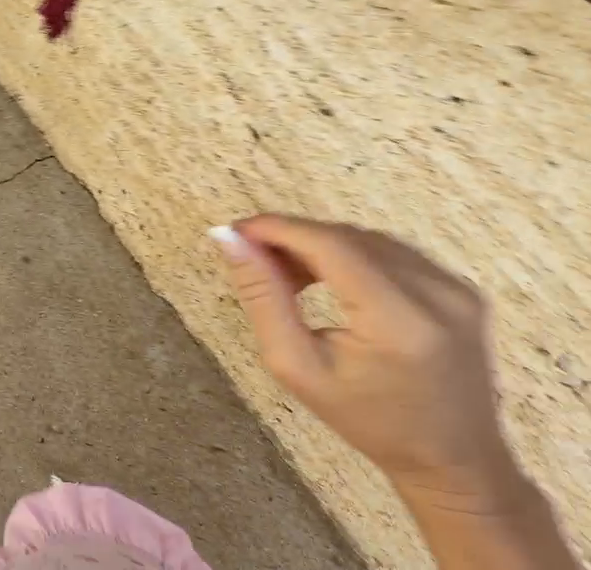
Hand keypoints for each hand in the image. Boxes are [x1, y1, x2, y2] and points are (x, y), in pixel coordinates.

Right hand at [211, 215, 517, 511]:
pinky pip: (390, 252)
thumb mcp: (294, 364)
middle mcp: (439, 296)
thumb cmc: (366, 419)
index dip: (276, 228)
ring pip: (366, 240)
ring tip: (286, 274)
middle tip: (253, 259)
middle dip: (292, 238)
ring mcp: (459, 292)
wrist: (455, 461)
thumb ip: (261, 296)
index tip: (233, 232)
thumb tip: (226, 238)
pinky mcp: (463, 292)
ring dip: (318, 244)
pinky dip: (348, 254)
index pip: (330, 245)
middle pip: (347, 238)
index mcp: (399, 321)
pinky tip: (327, 278)